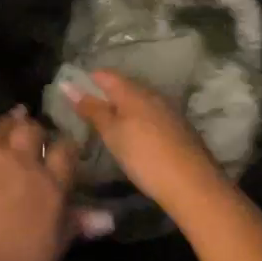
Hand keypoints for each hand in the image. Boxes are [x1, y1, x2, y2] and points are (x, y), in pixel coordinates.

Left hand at [0, 108, 80, 260]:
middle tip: (31, 135)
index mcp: (50, 189)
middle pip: (32, 131)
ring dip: (6, 124)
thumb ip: (72, 228)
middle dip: (34, 131)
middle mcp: (20, 163)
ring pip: (0, 126)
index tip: (63, 148)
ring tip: (7, 122)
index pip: (66, 153)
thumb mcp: (48, 257)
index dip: (66, 147)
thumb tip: (105, 216)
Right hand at [65, 70, 234, 214]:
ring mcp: (169, 111)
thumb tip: (67, 85)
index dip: (87, 80)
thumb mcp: (112, 133)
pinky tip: (133, 138)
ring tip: (106, 127)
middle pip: (124, 87)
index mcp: (133, 92)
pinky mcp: (179, 129)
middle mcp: (153, 95)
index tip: (71, 93)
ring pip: (139, 102)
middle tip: (85, 112)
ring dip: (122, 109)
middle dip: (104, 95)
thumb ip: (91, 109)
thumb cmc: (144, 156)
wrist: (193, 185)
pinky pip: (152, 116)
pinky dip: (137, 121)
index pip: (105, 75)